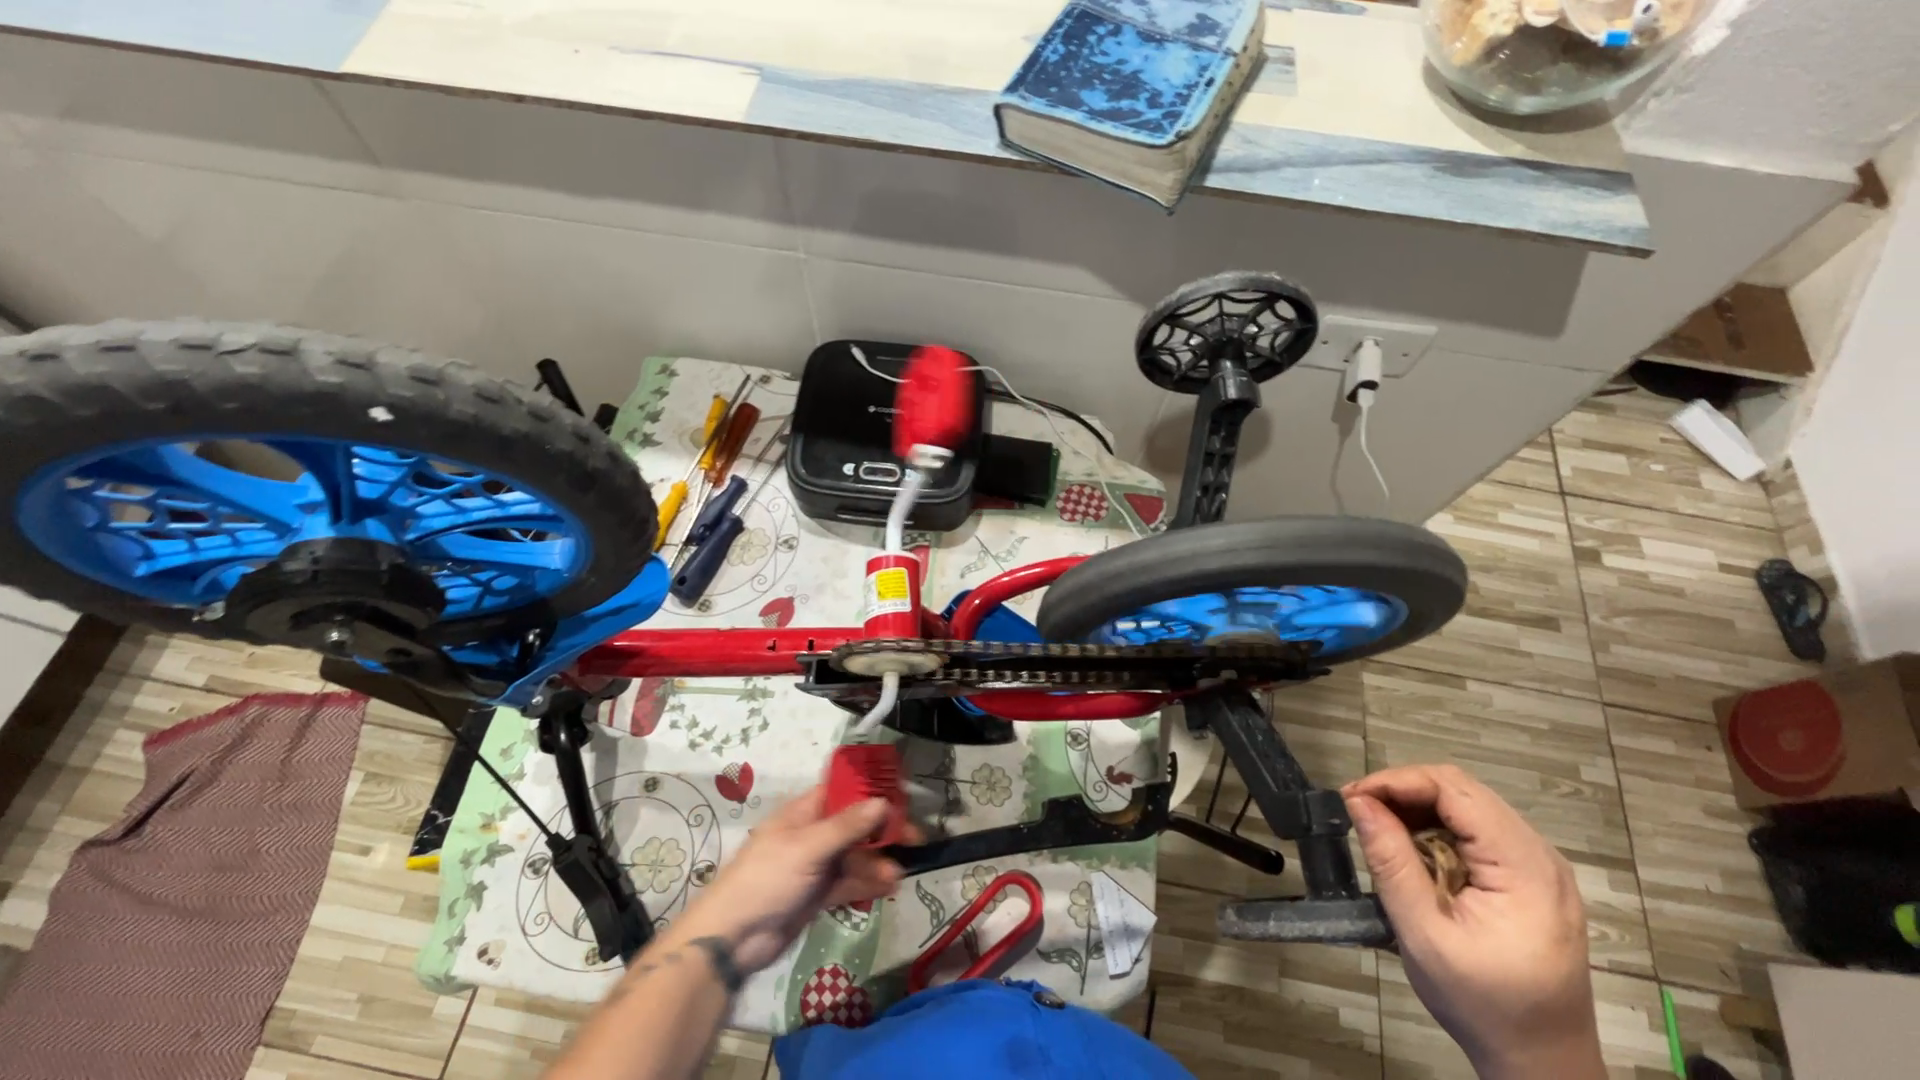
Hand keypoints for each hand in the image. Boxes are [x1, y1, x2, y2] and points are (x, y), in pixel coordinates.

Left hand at [672, 787, 913, 973]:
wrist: (732, 939)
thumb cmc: (766, 880)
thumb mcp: (807, 848)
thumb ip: (847, 826)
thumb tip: (882, 801)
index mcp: (803, 814)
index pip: (841, 791)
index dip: (870, 790)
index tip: (902, 795)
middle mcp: (811, 835)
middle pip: (855, 826)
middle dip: (883, 831)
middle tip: (915, 839)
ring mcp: (815, 866)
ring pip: (855, 857)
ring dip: (877, 863)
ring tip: (895, 877)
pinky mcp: (818, 895)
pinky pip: (849, 883)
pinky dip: (867, 884)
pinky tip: (886, 889)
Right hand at [1343, 765, 1601, 1079]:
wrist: (1542, 1060)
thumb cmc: (1482, 1003)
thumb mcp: (1424, 934)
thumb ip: (1392, 863)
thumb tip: (1359, 803)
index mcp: (1524, 866)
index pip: (1456, 791)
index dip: (1398, 781)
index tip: (1351, 798)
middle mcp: (1541, 854)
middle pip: (1465, 792)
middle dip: (1405, 791)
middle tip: (1358, 810)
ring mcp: (1542, 866)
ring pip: (1473, 808)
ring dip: (1421, 808)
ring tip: (1379, 829)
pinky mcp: (1535, 880)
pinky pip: (1482, 833)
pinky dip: (1441, 830)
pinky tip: (1414, 850)